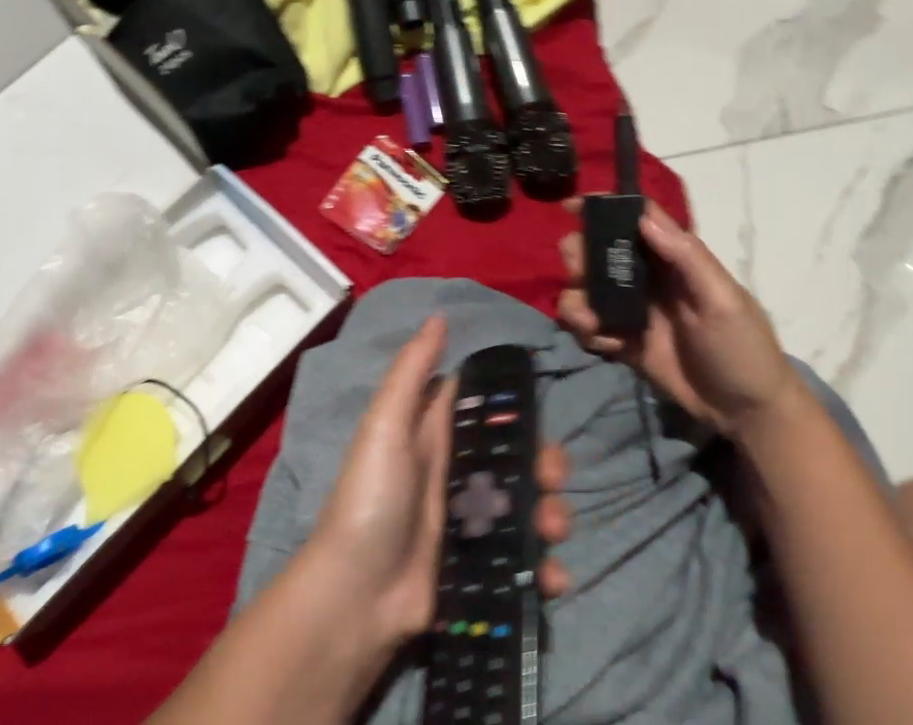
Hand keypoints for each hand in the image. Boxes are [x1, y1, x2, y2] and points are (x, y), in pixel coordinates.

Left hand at [308, 316, 573, 650]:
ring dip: (553, 517)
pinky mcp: (480, 568)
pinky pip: (525, 563)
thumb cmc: (371, 499)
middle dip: (545, 469)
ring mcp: (469, 525)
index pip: (487, 414)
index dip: (519, 412)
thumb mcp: (385, 426)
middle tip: (551, 483)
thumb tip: (439, 317)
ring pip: (530, 510)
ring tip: (553, 533)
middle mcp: (455, 476)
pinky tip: (551, 577)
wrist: (359, 594)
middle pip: (518, 462)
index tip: (544, 419)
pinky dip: (546, 568)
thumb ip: (411, 372)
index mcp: (433, 438)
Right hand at [558, 201, 806, 438]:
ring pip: (585, 291)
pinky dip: (587, 333)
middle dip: (579, 258)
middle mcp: (647, 279)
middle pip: (598, 252)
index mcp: (674, 260)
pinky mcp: (621, 341)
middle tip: (580, 275)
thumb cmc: (742, 349)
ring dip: (577, 302)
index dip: (604, 209)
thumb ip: (687, 258)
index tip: (570, 206)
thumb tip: (643, 218)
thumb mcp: (723, 301)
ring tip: (590, 324)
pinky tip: (608, 347)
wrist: (744, 411)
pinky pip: (589, 327)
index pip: (636, 220)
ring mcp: (632, 311)